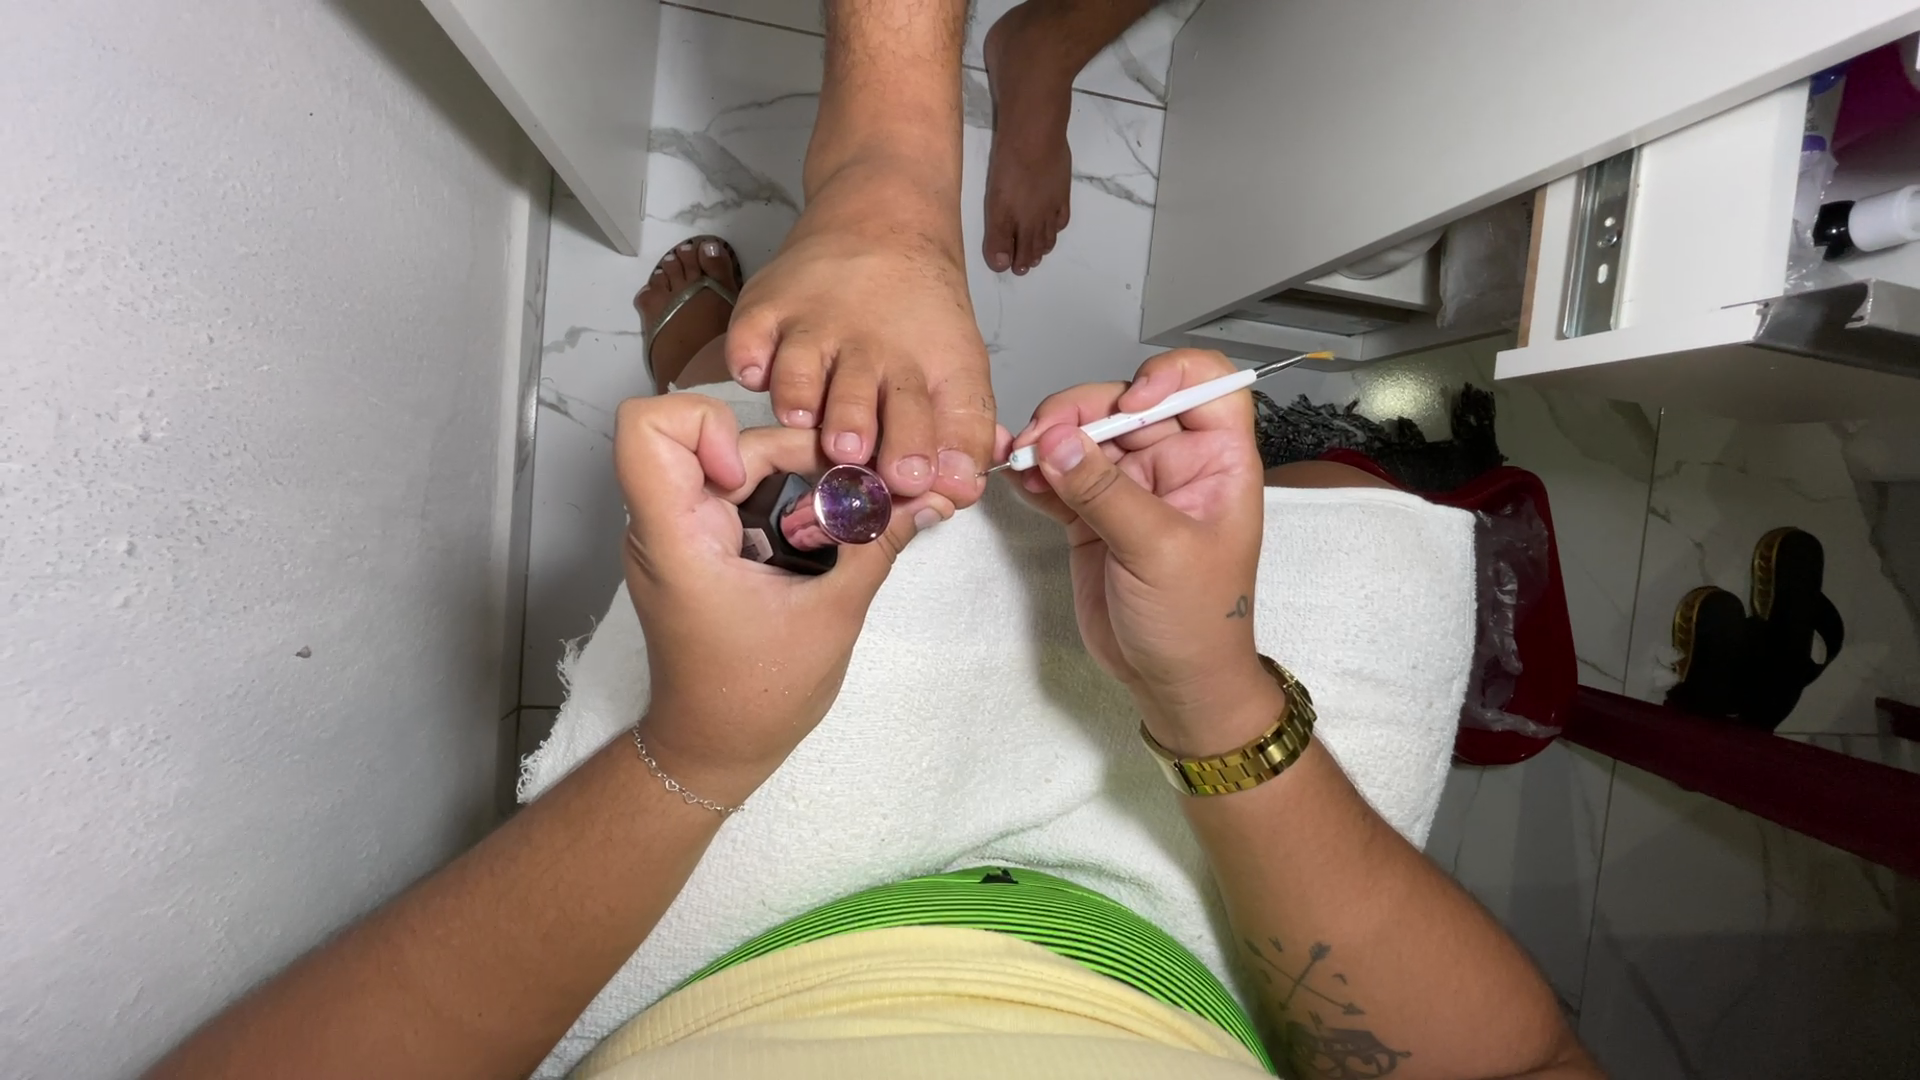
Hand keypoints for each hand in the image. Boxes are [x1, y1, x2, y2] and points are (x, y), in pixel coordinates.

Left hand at [615, 393, 949, 802]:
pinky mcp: (708, 547)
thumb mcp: (832, 615)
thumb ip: (877, 546)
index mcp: (678, 539)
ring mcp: (688, 534)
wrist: (716, 747)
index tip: (756, 474)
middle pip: (724, 438)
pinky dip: (796, 499)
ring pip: (743, 461)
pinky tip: (837, 527)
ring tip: (856, 509)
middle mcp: (671, 524)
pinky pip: (749, 495)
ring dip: (804, 476)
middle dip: (798, 452)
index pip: (647, 430)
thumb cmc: (758, 696)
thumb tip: (929, 499)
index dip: (707, 424)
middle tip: (858, 487)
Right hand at [725, 167, 994, 507]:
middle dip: (854, 427)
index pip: (923, 414)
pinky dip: (747, 356)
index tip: (913, 478)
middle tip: (852, 451)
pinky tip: (755, 372)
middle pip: (858, 398)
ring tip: (803, 417)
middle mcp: (869, 351)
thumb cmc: (921, 317)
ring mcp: (815, 328)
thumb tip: (961, 491)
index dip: (917, 449)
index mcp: (921, 371)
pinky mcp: (769, 309)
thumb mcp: (961, 370)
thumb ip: (966, 435)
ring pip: (800, 370)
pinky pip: (749, 338)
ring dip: (800, 396)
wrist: (884, 225)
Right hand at [1008, 349, 1275, 752]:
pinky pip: (1059, 477)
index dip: (1167, 377)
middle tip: (1041, 437)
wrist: (1170, 679)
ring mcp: (1127, 487)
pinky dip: (1036, 473)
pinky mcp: (1090, 514)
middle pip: (1124, 405)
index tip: (1126, 404)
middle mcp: (1171, 464)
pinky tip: (1019, 480)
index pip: (1203, 384)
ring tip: (1023, 460)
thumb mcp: (1159, 551)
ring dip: (1049, 440)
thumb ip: (1106, 493)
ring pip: (1084, 437)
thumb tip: (1056, 443)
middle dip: (1080, 412)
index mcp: (1215, 461)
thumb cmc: (1195, 620)